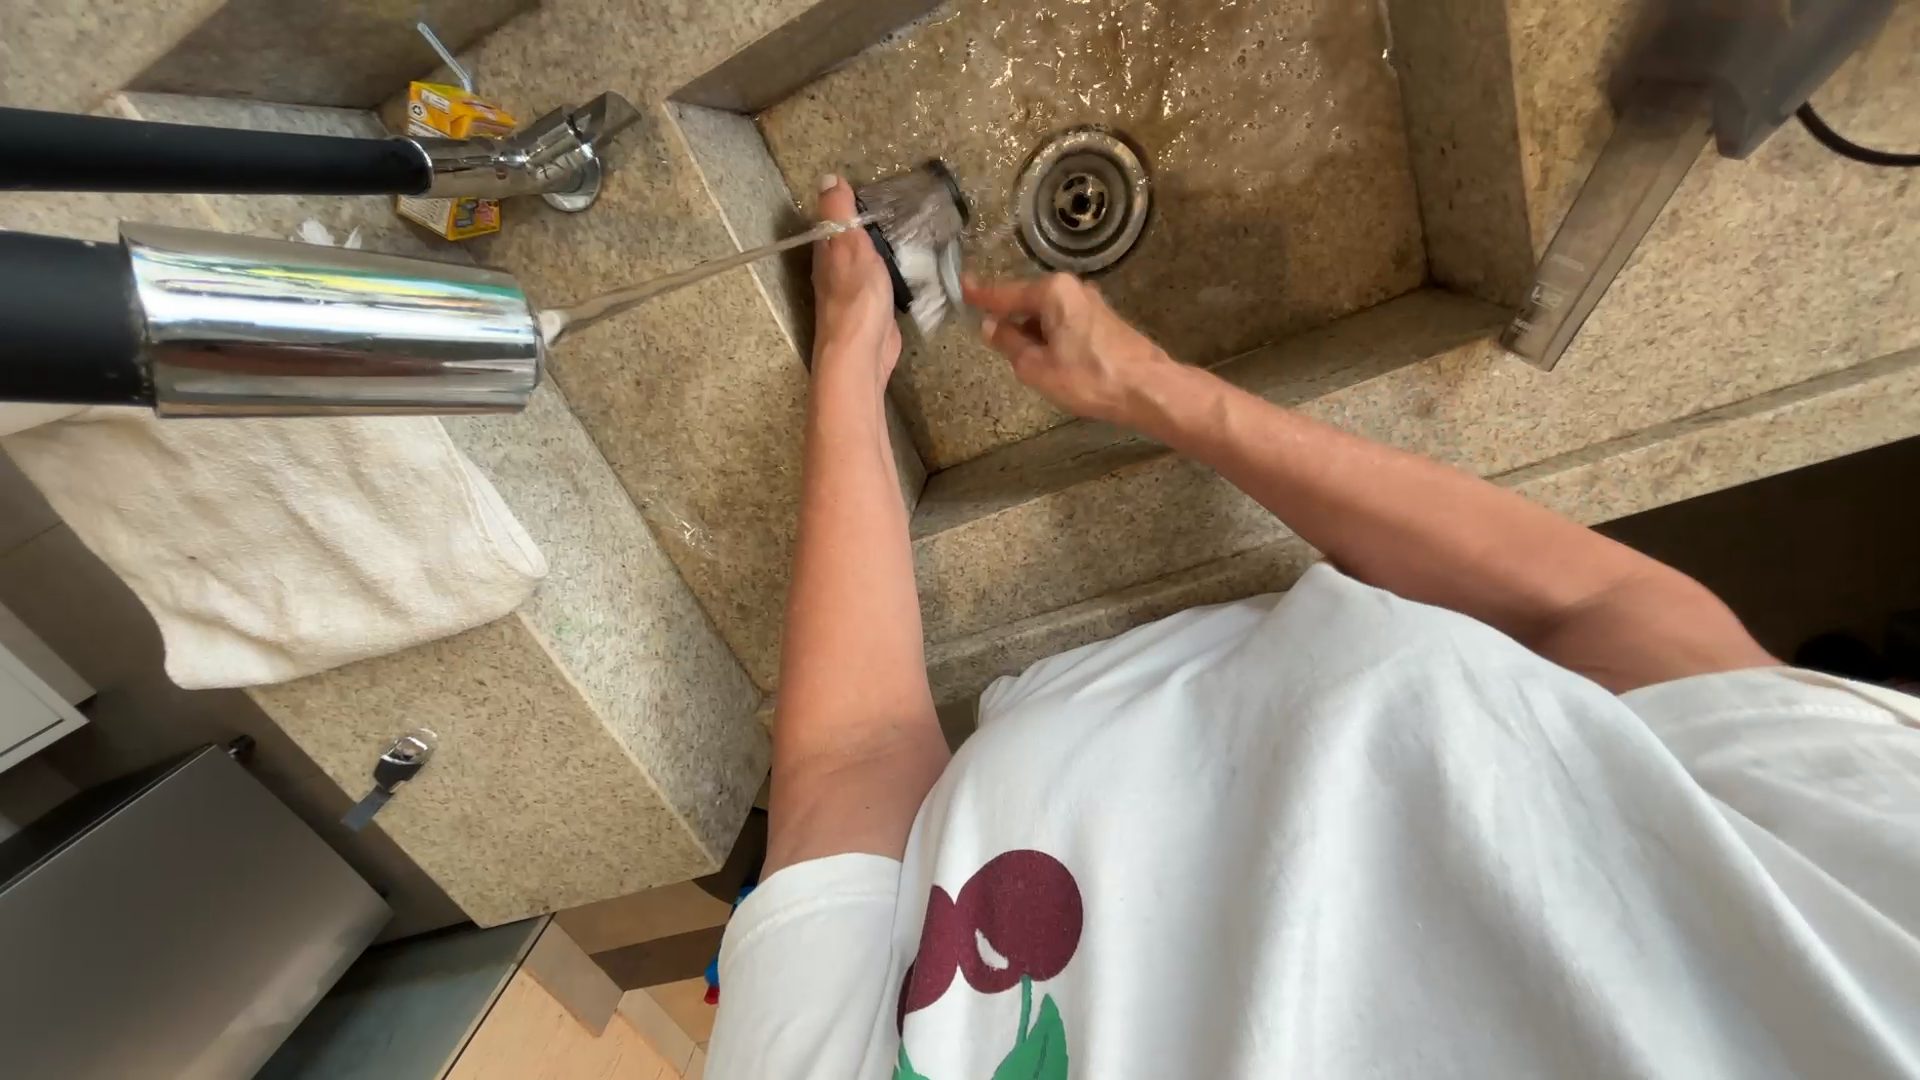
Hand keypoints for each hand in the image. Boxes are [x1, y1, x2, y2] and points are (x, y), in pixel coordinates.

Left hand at [812, 175, 900, 378]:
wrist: (862, 353)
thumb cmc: (855, 298)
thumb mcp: (848, 245)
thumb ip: (839, 213)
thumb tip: (827, 178)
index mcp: (827, 254)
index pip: (836, 222)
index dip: (853, 206)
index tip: (881, 193)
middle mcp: (838, 273)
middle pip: (855, 244)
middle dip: (875, 230)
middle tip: (907, 212)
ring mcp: (858, 295)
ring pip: (872, 265)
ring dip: (888, 254)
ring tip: (915, 236)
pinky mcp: (877, 314)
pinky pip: (887, 287)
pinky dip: (898, 277)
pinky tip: (913, 271)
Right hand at [964, 273, 1171, 424]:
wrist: (1146, 388)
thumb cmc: (1088, 378)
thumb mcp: (1036, 367)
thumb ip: (1009, 343)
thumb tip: (989, 326)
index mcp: (1052, 292)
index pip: (1005, 293)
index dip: (980, 295)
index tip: (961, 286)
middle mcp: (1072, 288)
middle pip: (1027, 302)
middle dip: (1009, 319)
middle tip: (993, 342)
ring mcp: (1090, 303)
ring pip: (1046, 314)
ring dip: (1031, 332)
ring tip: (1024, 361)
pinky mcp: (1102, 320)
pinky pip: (1063, 322)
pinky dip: (1049, 336)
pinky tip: (1049, 360)